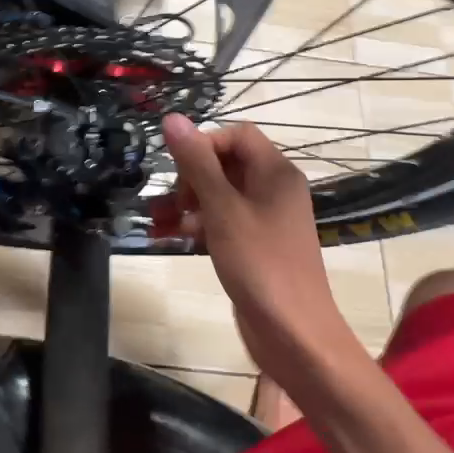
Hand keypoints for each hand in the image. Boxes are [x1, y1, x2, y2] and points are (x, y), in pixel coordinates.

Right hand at [155, 114, 355, 385]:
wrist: (294, 334)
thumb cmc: (261, 265)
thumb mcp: (223, 210)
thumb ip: (197, 163)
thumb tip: (172, 118)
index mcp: (276, 173)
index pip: (237, 135)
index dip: (204, 144)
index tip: (179, 169)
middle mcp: (275, 190)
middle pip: (226, 163)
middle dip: (191, 177)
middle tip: (173, 201)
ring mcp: (266, 220)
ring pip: (220, 195)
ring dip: (188, 203)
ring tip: (159, 222)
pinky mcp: (256, 246)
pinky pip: (223, 222)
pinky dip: (199, 225)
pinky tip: (172, 238)